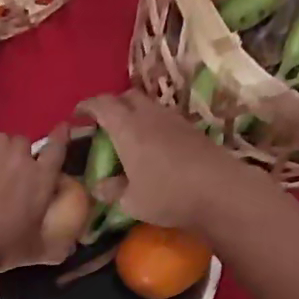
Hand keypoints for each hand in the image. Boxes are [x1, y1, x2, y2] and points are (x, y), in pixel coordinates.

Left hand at [0, 127, 90, 270]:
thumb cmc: (8, 247)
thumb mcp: (40, 249)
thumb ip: (57, 245)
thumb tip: (70, 249)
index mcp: (43, 178)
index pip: (57, 147)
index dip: (61, 136)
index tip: (62, 129)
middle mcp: (22, 161)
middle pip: (26, 140)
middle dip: (25, 150)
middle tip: (19, 168)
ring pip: (4, 138)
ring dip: (5, 147)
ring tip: (0, 162)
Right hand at [78, 89, 275, 230]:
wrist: (221, 191)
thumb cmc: (168, 195)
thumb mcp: (130, 201)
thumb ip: (111, 190)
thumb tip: (99, 185)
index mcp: (128, 129)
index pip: (102, 105)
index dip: (87, 106)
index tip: (77, 114)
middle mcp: (149, 117)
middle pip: (127, 97)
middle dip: (111, 105)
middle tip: (101, 123)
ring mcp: (174, 120)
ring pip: (147, 105)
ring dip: (132, 113)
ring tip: (124, 134)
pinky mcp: (191, 129)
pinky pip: (163, 117)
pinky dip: (150, 124)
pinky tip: (149, 145)